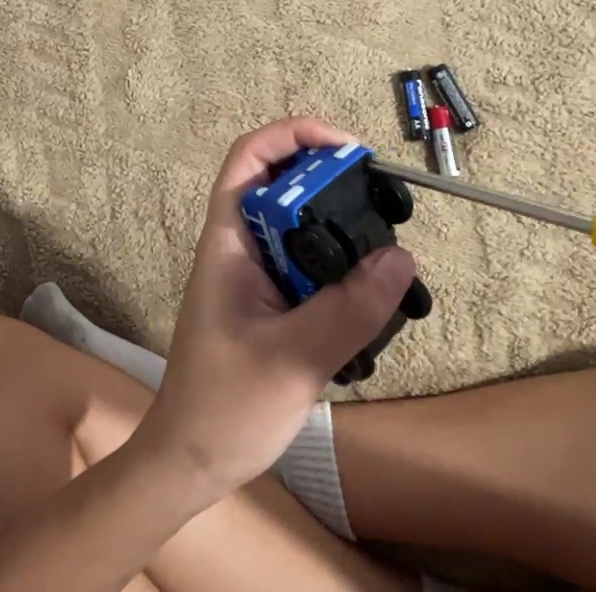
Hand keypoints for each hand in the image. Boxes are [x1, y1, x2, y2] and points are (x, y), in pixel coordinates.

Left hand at [131, 117, 417, 499]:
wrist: (193, 460)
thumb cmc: (226, 407)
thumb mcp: (294, 358)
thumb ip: (348, 309)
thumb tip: (402, 258)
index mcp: (228, 243)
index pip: (250, 159)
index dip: (294, 134)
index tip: (349, 149)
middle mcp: (242, 250)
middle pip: (286, 188)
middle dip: (335, 186)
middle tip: (387, 208)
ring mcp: (257, 279)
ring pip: (304, 233)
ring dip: (345, 237)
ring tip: (390, 259)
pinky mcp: (273, 308)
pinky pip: (313, 272)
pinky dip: (344, 276)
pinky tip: (374, 303)